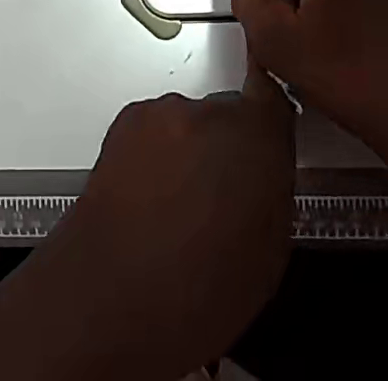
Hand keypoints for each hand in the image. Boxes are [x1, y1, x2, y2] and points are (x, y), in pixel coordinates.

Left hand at [6, 68, 295, 379]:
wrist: (115, 289)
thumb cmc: (196, 289)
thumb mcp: (269, 247)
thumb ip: (272, 186)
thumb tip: (266, 168)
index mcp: (256, 140)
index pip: (272, 98)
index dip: (270, 115)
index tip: (270, 127)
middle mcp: (207, 114)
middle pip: (227, 114)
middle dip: (228, 145)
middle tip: (222, 193)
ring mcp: (162, 112)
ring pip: (188, 121)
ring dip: (189, 147)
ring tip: (181, 202)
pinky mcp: (126, 119)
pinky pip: (155, 127)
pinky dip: (157, 149)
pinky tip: (153, 191)